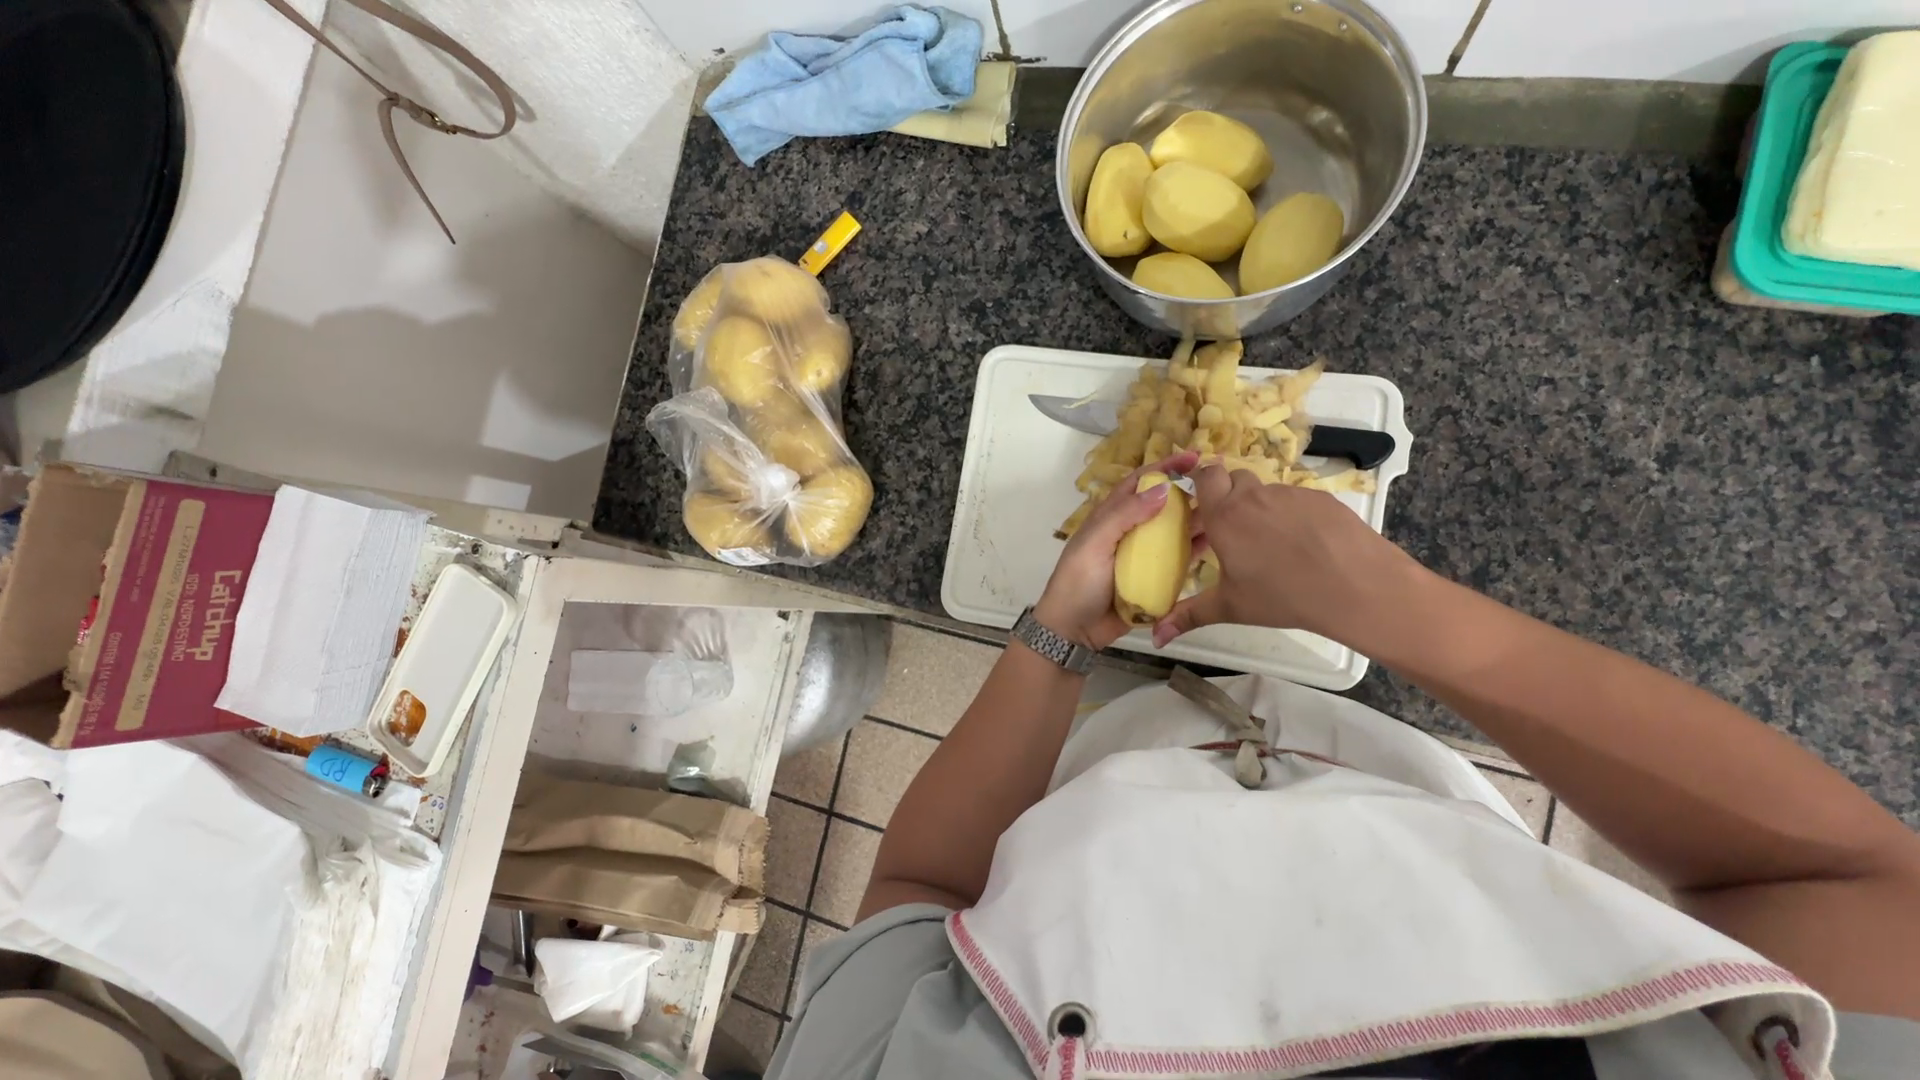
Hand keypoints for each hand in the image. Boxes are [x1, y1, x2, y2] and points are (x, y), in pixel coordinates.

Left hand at [1035, 451, 1200, 651]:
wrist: (1074, 631)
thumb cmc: (1078, 583)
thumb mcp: (1095, 544)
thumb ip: (1124, 515)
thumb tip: (1161, 489)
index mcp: (1111, 516)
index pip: (1140, 482)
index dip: (1164, 467)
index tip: (1193, 457)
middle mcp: (1130, 530)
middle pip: (1163, 503)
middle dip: (1188, 490)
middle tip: (1219, 483)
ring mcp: (1144, 555)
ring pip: (1175, 529)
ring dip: (1197, 517)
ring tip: (1225, 509)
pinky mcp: (1156, 578)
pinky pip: (1180, 559)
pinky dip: (1197, 548)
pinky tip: (1218, 540)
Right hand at [1152, 463, 1425, 648]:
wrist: (1356, 585)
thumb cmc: (1283, 595)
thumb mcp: (1231, 607)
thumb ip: (1189, 616)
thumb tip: (1155, 638)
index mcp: (1224, 515)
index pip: (1204, 475)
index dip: (1200, 481)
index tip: (1198, 501)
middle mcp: (1253, 496)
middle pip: (1233, 478)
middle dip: (1227, 495)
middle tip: (1228, 527)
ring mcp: (1289, 494)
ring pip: (1265, 491)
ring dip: (1258, 507)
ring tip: (1267, 543)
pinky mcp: (1320, 498)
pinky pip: (1295, 500)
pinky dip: (1289, 515)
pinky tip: (1301, 545)